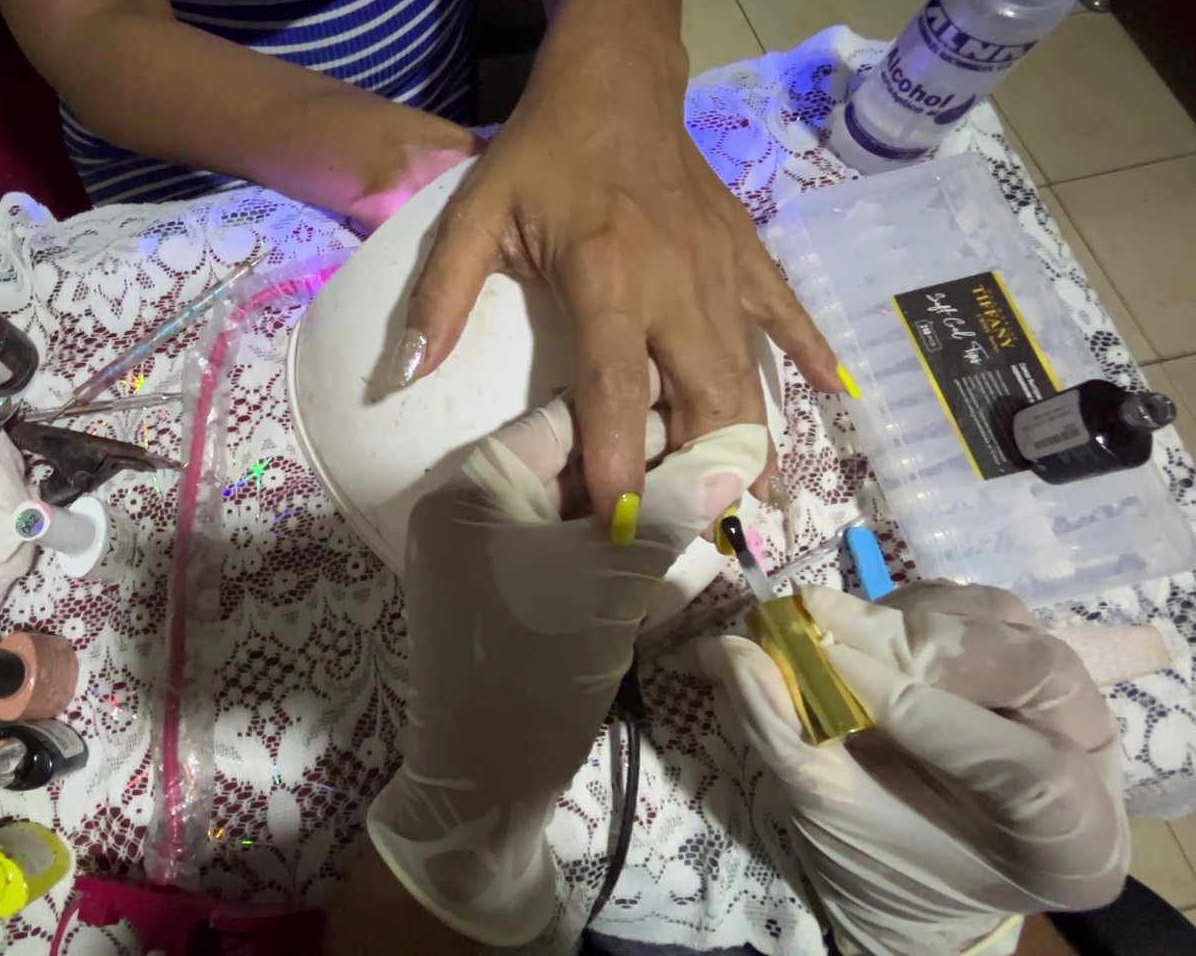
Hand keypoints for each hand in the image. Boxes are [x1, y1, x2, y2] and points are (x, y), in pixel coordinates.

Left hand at [368, 396, 763, 945]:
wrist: (486, 775)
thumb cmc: (541, 658)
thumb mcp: (612, 578)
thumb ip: (669, 510)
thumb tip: (733, 456)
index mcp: (472, 487)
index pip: (559, 425)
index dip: (630, 422)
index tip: (697, 420)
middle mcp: (462, 509)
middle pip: (560, 470)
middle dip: (633, 473)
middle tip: (705, 469)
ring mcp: (470, 553)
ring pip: (559, 513)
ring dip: (621, 515)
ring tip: (690, 507)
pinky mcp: (488, 589)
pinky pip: (547, 550)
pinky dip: (595, 550)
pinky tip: (649, 555)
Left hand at [396, 38, 840, 522]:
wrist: (615, 81)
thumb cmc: (540, 154)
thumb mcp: (475, 215)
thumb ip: (442, 296)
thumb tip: (408, 373)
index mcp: (607, 277)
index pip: (615, 387)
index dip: (619, 459)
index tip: (620, 523)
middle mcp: (677, 283)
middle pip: (702, 395)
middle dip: (700, 469)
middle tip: (691, 533)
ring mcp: (722, 269)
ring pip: (747, 370)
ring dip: (750, 439)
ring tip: (754, 506)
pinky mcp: (746, 253)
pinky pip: (785, 312)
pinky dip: (808, 355)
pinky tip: (832, 400)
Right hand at [702, 583, 1129, 955]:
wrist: (915, 864)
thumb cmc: (877, 860)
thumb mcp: (823, 812)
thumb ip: (780, 732)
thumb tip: (729, 649)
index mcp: (1070, 844)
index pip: (1020, 766)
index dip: (918, 707)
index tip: (822, 663)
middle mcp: (1095, 763)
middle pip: (1037, 670)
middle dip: (918, 641)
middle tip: (821, 625)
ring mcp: (1066, 703)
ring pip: (1008, 623)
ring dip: (911, 615)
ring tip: (836, 630)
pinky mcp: (1021, 658)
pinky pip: (978, 604)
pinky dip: (911, 604)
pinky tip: (865, 630)